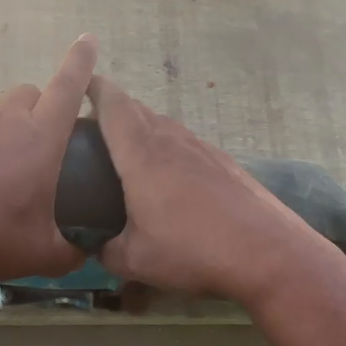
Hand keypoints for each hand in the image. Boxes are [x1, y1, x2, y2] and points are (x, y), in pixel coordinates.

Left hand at [0, 35, 97, 283]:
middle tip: (43, 146)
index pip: (68, 87)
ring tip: (4, 168)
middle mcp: (4, 119)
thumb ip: (71, 250)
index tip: (88, 39)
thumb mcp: (40, 254)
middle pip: (30, 92)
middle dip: (43, 106)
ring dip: (9, 125)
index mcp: (40, 137)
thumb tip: (85, 252)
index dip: (82, 62)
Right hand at [87, 75, 344, 306]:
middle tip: (90, 128)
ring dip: (142, 130)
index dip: (92, 88)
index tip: (77, 85)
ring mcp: (203, 148)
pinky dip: (168, 150)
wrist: (268, 252)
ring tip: (126, 154)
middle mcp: (172, 140)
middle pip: (136, 110)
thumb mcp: (135, 261)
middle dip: (111, 110)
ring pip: (164, 126)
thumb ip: (106, 250)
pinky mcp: (224, 163)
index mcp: (142, 154)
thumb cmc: (193, 250)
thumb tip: (94, 246)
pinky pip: (185, 144)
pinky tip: (169, 180)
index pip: (112, 104)